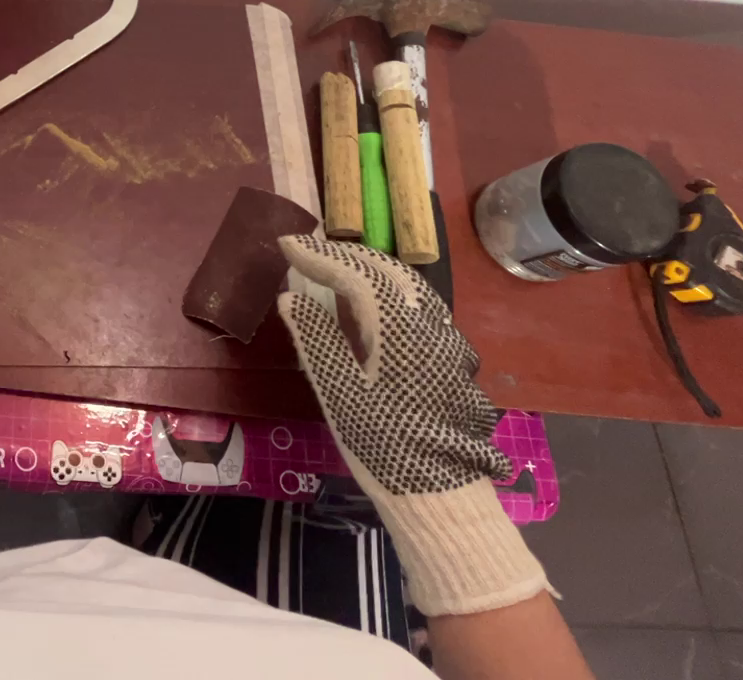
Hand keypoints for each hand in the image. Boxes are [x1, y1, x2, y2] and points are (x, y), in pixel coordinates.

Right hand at [277, 235, 549, 616]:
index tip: (287, 244)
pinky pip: (421, 310)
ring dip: (370, 270)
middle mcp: (432, 327)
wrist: (444, 499)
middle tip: (308, 251)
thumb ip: (317, 339)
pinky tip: (376, 307)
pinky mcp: (455, 362)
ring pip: (411, 288)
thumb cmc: (385, 446)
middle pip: (389, 272)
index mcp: (402, 330)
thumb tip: (292, 296)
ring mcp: (450, 344)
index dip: (319, 256)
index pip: (357, 275)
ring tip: (337, 268)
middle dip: (345, 255)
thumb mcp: (339, 394)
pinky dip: (390, 293)